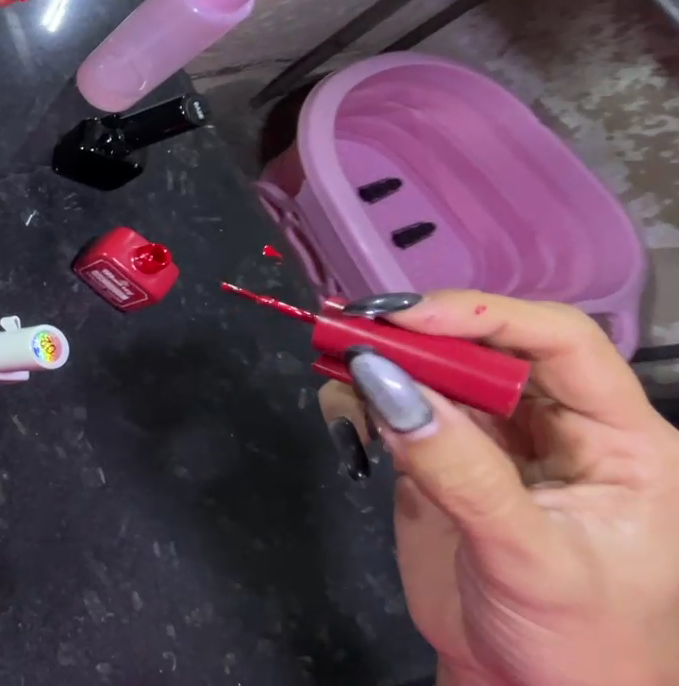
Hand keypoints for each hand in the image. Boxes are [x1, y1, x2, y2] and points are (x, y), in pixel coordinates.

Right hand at [319, 291, 678, 685]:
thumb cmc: (575, 639)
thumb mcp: (529, 557)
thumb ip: (459, 468)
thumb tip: (379, 377)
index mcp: (620, 441)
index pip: (560, 344)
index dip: (482, 314)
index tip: (399, 316)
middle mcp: (555, 424)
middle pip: (481, 345)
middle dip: (411, 334)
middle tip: (343, 332)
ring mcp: (490, 436)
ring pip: (426, 366)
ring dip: (372, 361)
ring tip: (332, 370)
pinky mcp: (434, 451)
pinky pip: (388, 400)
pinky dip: (354, 396)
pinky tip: (347, 423)